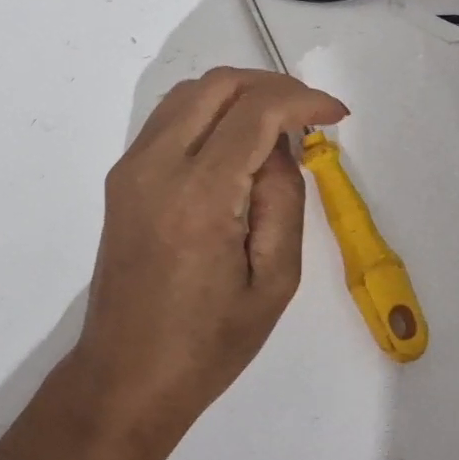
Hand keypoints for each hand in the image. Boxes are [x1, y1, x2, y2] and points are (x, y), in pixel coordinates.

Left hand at [75, 68, 347, 438]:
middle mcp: (157, 166)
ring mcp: (132, 166)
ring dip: (239, 92)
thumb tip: (279, 144)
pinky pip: (170, 116)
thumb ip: (284, 198)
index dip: (303, 99)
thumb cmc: (208, 343)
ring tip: (277, 124)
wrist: (125, 375)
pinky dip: (210, 109)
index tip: (336, 113)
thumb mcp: (274, 281)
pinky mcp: (122, 175)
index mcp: (198, 197)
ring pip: (190, 91)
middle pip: (219, 84)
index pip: (255, 111)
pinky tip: (236, 140)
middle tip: (309, 113)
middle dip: (273, 86)